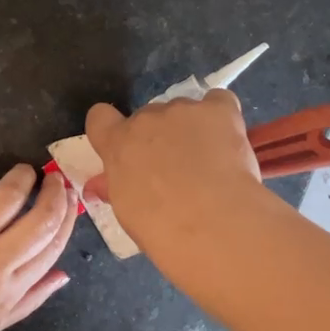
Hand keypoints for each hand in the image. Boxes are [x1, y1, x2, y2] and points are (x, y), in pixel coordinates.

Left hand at [0, 164, 75, 330]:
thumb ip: (32, 297)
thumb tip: (64, 273)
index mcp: (10, 289)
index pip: (52, 244)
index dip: (67, 216)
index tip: (71, 199)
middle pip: (39, 217)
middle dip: (55, 193)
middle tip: (55, 180)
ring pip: (6, 196)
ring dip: (21, 179)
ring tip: (24, 174)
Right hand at [83, 90, 266, 263]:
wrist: (213, 224)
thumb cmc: (162, 228)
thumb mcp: (127, 210)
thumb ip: (116, 186)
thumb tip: (101, 184)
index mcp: (118, 143)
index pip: (100, 118)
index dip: (113, 130)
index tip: (127, 149)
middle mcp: (147, 118)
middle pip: (149, 117)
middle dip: (159, 137)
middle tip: (176, 170)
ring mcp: (183, 110)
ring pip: (183, 111)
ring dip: (190, 130)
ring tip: (210, 164)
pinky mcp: (219, 110)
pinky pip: (218, 101)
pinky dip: (221, 118)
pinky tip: (228, 141)